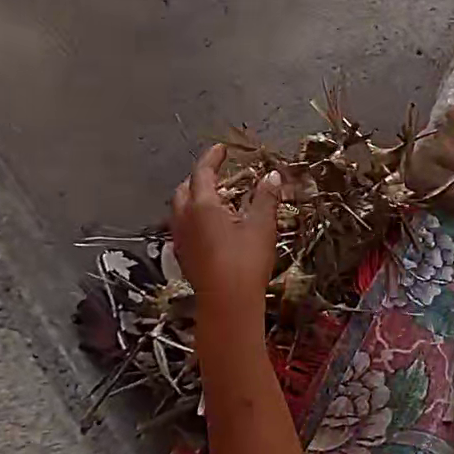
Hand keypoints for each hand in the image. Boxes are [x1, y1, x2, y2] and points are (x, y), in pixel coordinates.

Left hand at [170, 145, 281, 317]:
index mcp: (202, 206)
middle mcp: (185, 219)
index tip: (222, 149)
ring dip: (194, 198)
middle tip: (218, 173)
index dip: (212, 158)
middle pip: (185, 189)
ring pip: (180, 209)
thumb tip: (273, 175)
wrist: (228, 304)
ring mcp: (181, 239)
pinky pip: (184, 227)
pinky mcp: (184, 257)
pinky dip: (194, 217)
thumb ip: (266, 197)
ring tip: (215, 198)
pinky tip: (211, 227)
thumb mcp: (261, 226)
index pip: (202, 173)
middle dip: (199, 178)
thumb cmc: (245, 262)